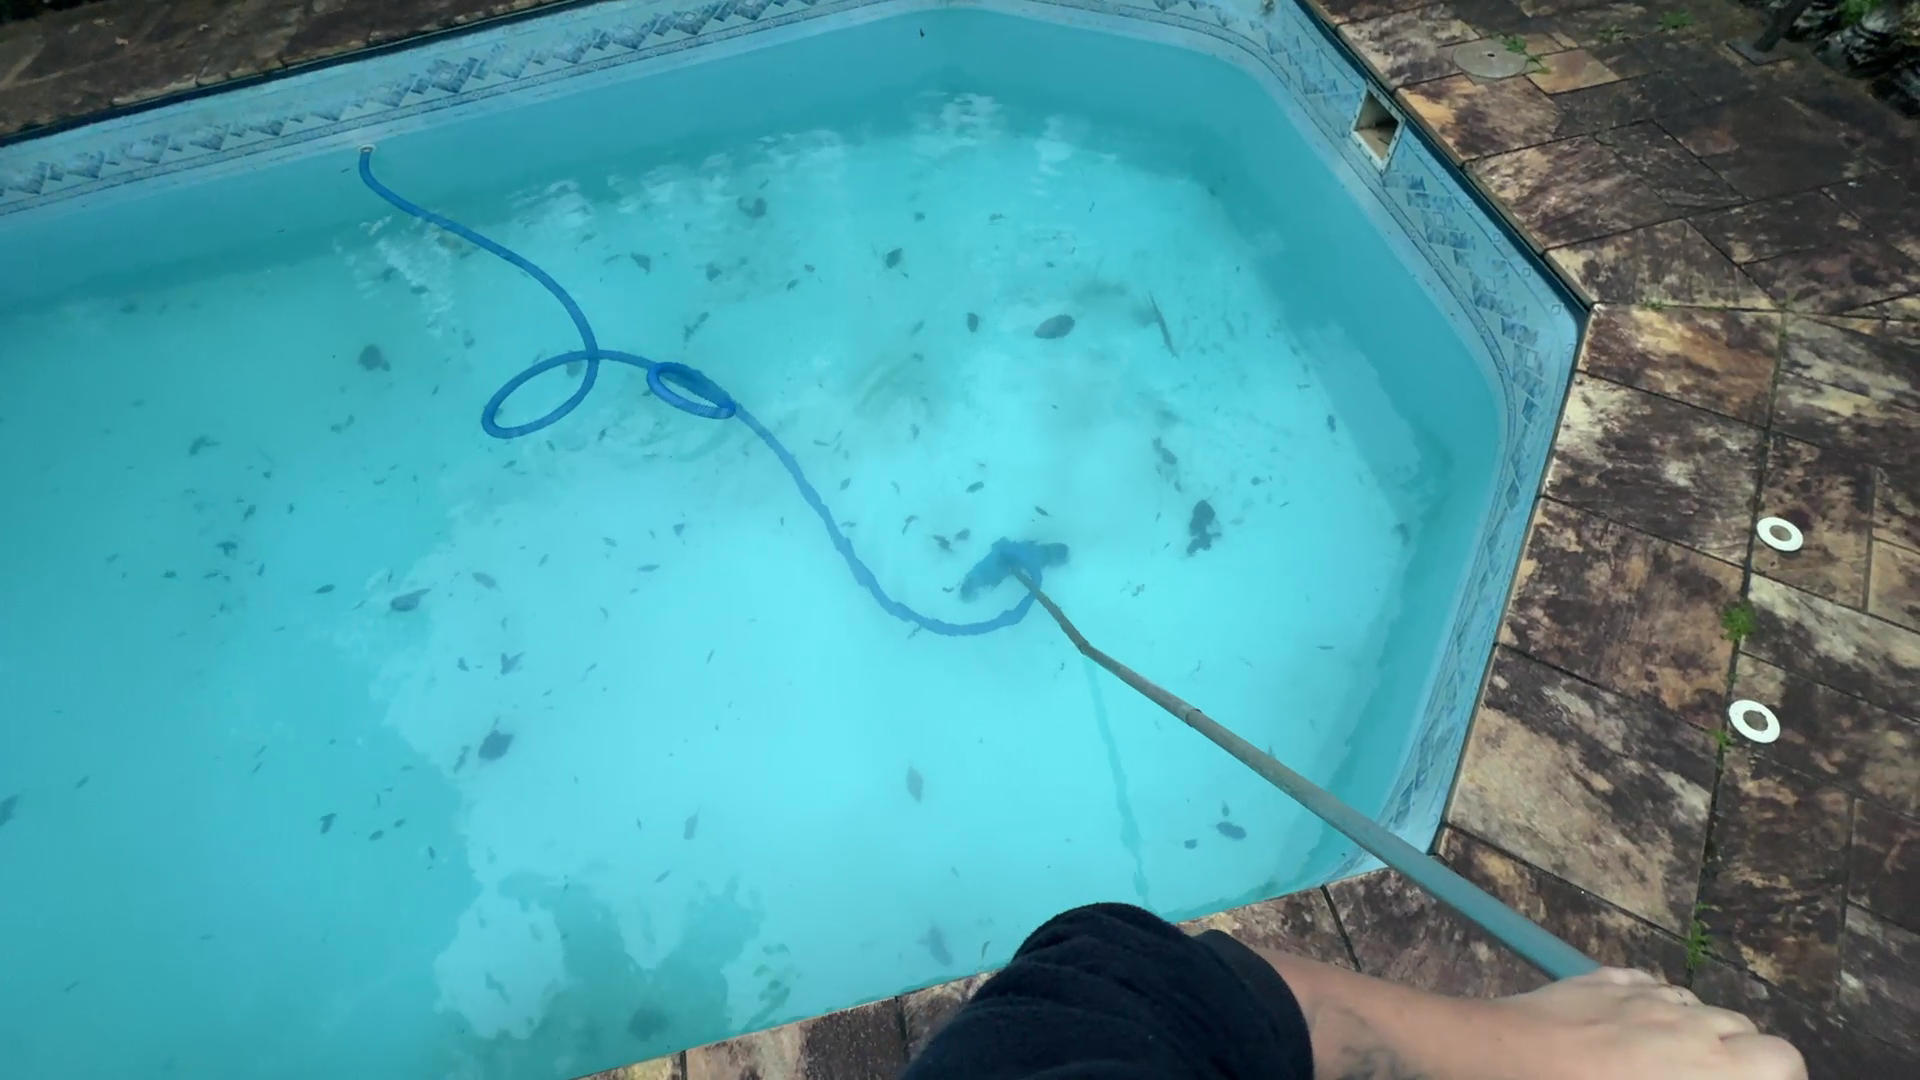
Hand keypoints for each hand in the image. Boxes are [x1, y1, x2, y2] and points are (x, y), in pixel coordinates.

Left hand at [1490, 967, 1804, 1079]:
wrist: (1519, 1057)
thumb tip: (1713, 1071)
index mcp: (1720, 1064)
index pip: (1782, 1055)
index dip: (1777, 1072)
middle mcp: (1687, 1020)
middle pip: (1738, 1022)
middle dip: (1737, 1047)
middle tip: (1712, 1073)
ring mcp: (1638, 992)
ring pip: (1689, 998)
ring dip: (1690, 1019)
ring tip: (1668, 1048)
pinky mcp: (1598, 978)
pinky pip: (1640, 981)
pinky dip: (1646, 997)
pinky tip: (1630, 1018)